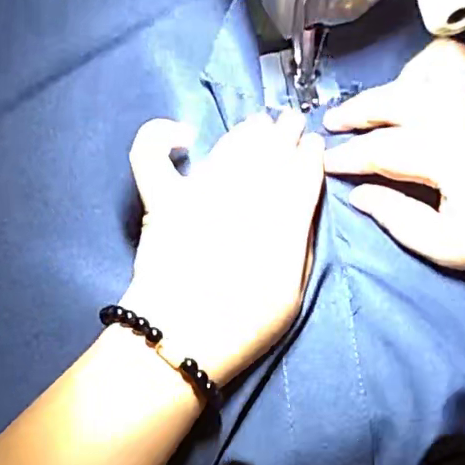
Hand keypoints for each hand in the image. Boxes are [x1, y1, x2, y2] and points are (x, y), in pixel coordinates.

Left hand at [121, 109, 324, 385]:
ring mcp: (199, 193)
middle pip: (270, 150)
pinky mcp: (161, 200)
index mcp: (283, 220)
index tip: (312, 147)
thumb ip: (300, 246)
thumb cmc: (244, 327)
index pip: (302, 171)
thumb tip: (302, 210)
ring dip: (247, 131)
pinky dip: (160, 136)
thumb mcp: (293, 295)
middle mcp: (245, 195)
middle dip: (283, 133)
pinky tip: (182, 134)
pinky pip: (152, 155)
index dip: (309, 154)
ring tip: (257, 126)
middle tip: (289, 124)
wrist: (180, 340)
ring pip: (228, 145)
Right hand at [323, 40, 464, 287]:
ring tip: (398, 99)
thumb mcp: (446, 245)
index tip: (328, 162)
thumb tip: (360, 195)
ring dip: (410, 77)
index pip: (380, 147)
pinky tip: (451, 87)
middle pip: (398, 96)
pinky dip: (459, 65)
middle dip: (360, 109)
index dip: (348, 156)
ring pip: (439, 60)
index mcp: (445, 150)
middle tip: (336, 121)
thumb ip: (397, 217)